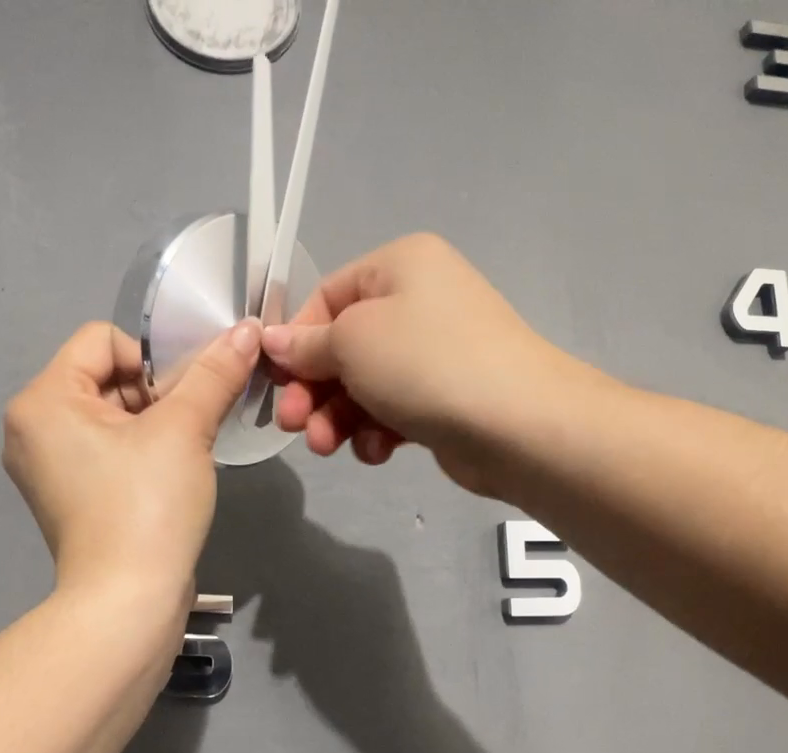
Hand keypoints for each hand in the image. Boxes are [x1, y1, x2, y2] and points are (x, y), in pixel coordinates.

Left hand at [3, 319, 260, 615]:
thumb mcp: (185, 430)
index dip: (151, 359)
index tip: (182, 402)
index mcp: (42, 400)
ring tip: (181, 457)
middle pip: (104, 376)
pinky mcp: (65, 497)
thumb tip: (247, 330)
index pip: (102, 340)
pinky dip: (138, 452)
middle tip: (187, 430)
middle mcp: (31, 428)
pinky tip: (166, 479)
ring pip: (109, 415)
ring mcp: (45, 467)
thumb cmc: (147, 507)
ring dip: (153, 425)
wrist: (128, 602)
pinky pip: (104, 450)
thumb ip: (213, 375)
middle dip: (154, 395)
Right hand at [261, 233, 578, 494]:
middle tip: (293, 426)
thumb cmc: (425, 363)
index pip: (326, 298)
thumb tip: (272, 341)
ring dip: (338, 418)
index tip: (276, 382)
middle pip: (342, 347)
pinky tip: (377, 451)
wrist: (515, 423)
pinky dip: (376, 431)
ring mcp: (434, 352)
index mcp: (398, 265)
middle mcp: (418, 301)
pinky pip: (393, 410)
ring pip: (364, 385)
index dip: (295, 341)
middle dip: (313, 390)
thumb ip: (306, 344)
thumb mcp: (352, 342)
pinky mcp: (444, 398)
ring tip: (328, 446)